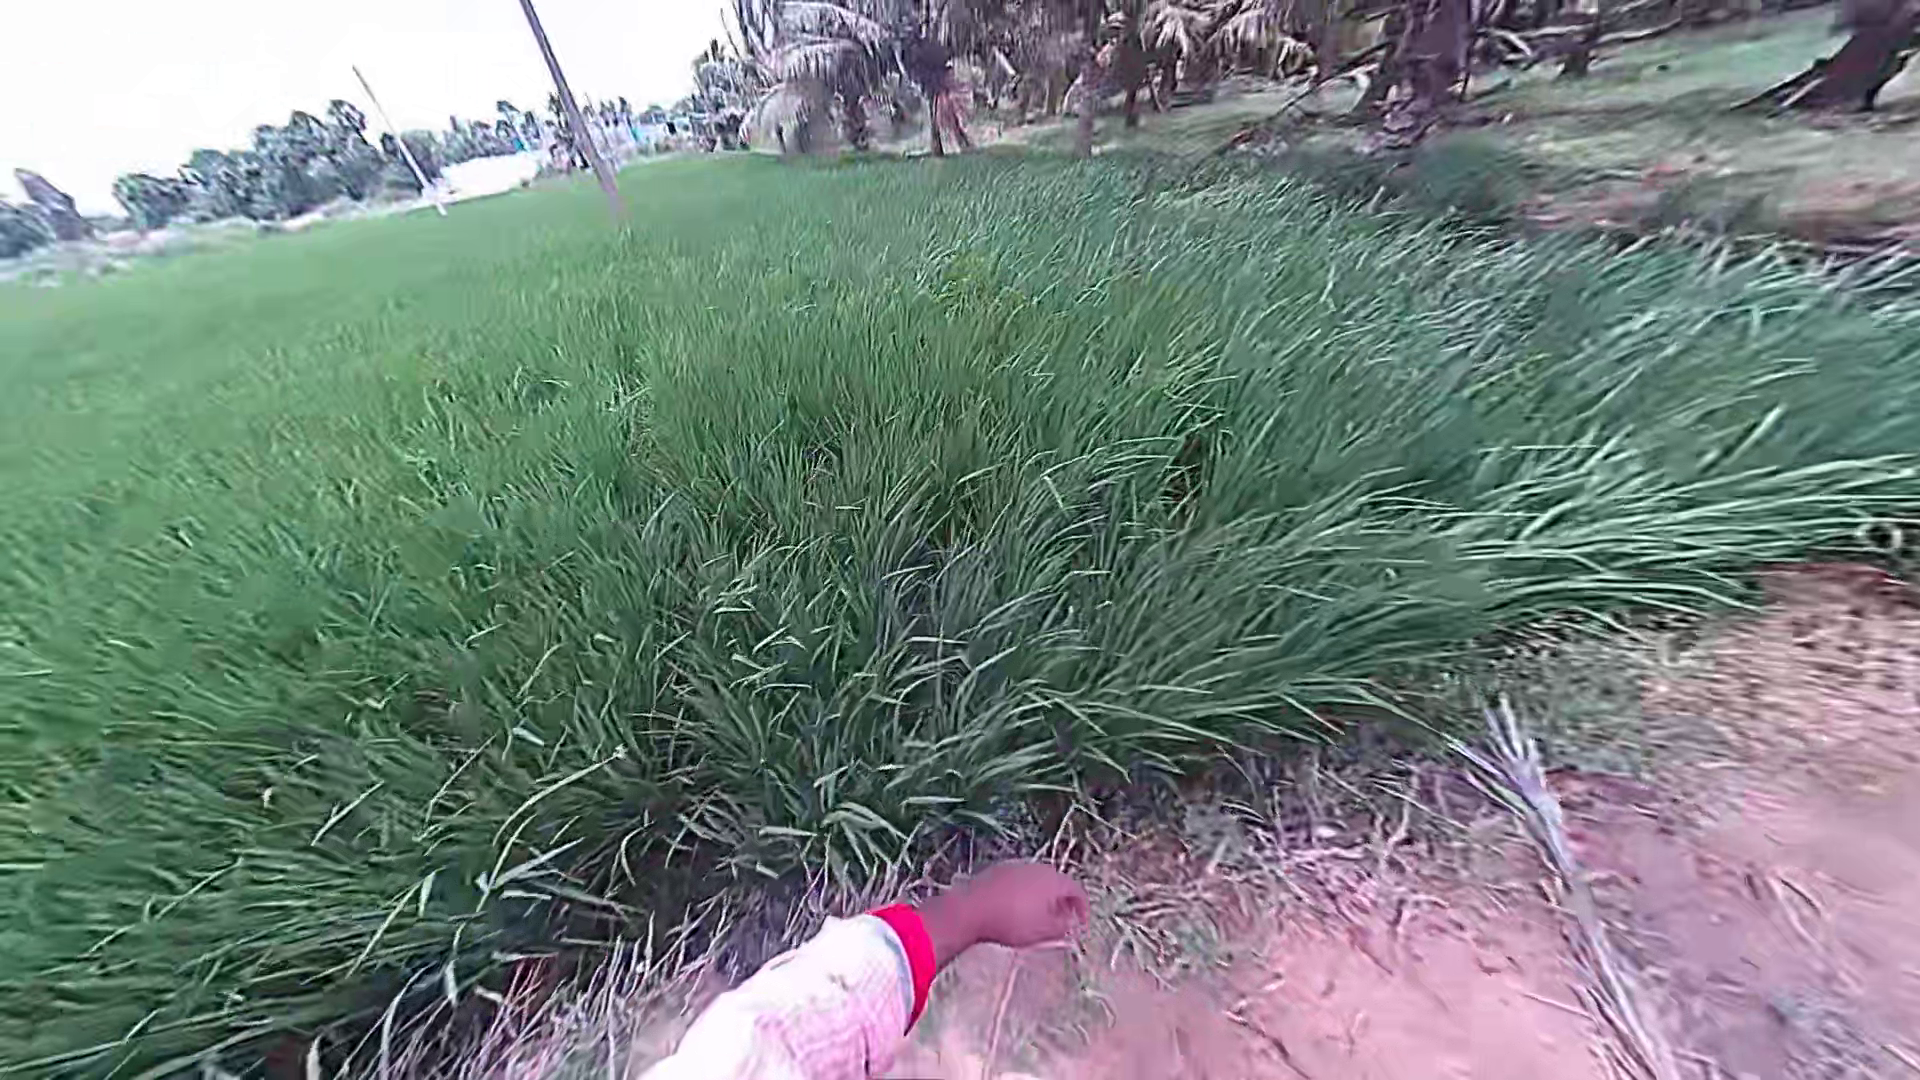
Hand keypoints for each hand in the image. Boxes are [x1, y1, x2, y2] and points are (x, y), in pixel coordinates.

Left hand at [918, 861, 1088, 967]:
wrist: (974, 908)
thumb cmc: (1013, 920)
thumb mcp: (1044, 931)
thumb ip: (1063, 927)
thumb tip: (1070, 923)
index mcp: (1052, 879)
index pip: (1076, 889)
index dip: (1083, 908)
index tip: (1081, 924)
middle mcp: (1037, 867)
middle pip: (1057, 882)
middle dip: (1063, 902)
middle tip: (1063, 921)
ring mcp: (1017, 866)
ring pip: (1039, 881)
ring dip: (1045, 897)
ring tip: (1041, 918)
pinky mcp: (1001, 870)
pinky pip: (1022, 881)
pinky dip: (1027, 894)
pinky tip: (1019, 910)